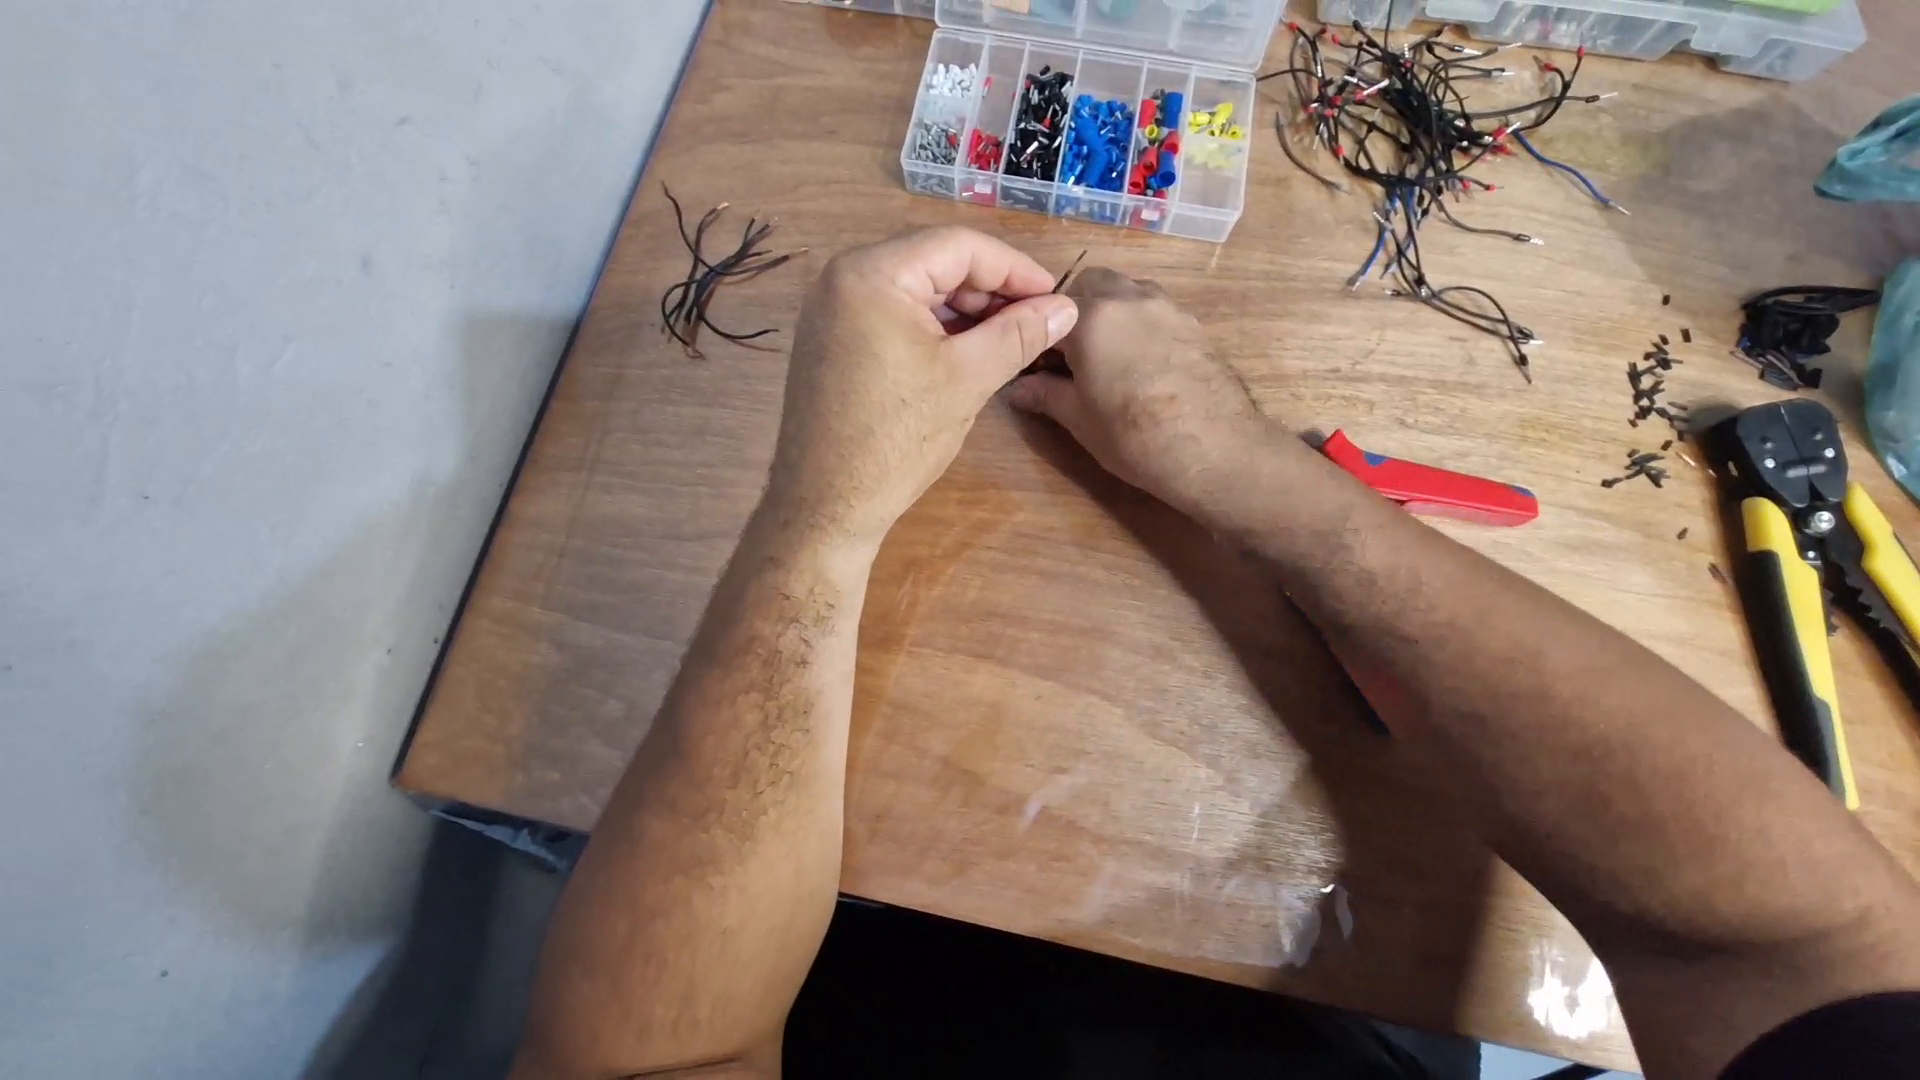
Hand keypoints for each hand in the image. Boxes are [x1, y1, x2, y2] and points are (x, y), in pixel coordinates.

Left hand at [764, 227, 1078, 547]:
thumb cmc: (895, 440)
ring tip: (1008, 341)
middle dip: (990, 291)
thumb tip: (1067, 308)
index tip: (1055, 298)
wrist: (824, 505)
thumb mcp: (967, 380)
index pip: (959, 246)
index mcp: (871, 273)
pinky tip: (965, 353)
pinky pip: (892, 316)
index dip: (1015, 269)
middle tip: (1035, 323)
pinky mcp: (831, 341)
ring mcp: (831, 310)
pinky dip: (932, 328)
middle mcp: (842, 278)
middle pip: (934, 262)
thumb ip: (1019, 334)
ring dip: (964, 311)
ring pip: (915, 291)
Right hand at [1008, 267, 1277, 510]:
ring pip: (1126, 291)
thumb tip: (1017, 388)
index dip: (1035, 334)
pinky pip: (1154, 310)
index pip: (1048, 310)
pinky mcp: (1193, 323)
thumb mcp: (1078, 419)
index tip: (1033, 362)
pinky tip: (1140, 364)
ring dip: (1108, 311)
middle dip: (1074, 311)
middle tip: (1068, 354)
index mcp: (1091, 317)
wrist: (1215, 449)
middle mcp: (1129, 298)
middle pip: (1090, 284)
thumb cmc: (1134, 436)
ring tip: (1105, 356)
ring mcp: (1166, 306)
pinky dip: (1138, 324)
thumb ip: (1045, 394)